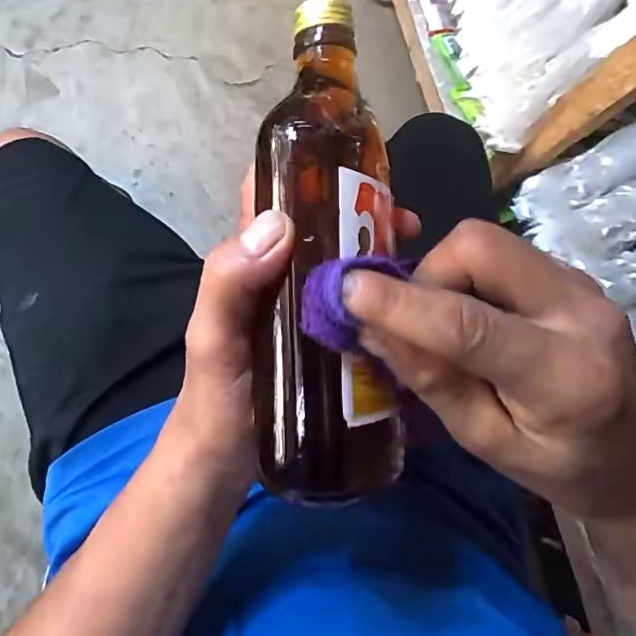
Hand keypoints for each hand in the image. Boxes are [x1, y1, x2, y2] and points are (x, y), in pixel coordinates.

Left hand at [176, 167, 421, 488]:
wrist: (226, 468)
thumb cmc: (214, 400)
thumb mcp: (212, 338)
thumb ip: (227, 283)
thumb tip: (280, 223)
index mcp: (252, 262)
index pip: (274, 196)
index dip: (308, 172)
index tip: (357, 166)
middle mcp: (283, 275)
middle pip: (326, 226)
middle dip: (366, 213)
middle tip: (410, 223)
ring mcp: (310, 307)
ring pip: (349, 263)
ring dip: (383, 252)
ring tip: (423, 259)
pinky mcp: (332, 338)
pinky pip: (363, 303)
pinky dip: (388, 294)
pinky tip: (416, 301)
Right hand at [341, 220, 635, 519]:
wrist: (632, 458)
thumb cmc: (555, 466)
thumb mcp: (483, 441)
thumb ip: (430, 379)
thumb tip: (370, 326)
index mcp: (565, 378)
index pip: (471, 327)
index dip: (404, 304)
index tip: (349, 289)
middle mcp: (583, 313)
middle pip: (481, 246)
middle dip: (429, 272)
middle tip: (416, 318)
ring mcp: (582, 283)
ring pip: (486, 240)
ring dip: (446, 272)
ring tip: (448, 321)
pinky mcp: (571, 271)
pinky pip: (500, 249)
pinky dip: (467, 274)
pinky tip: (477, 313)